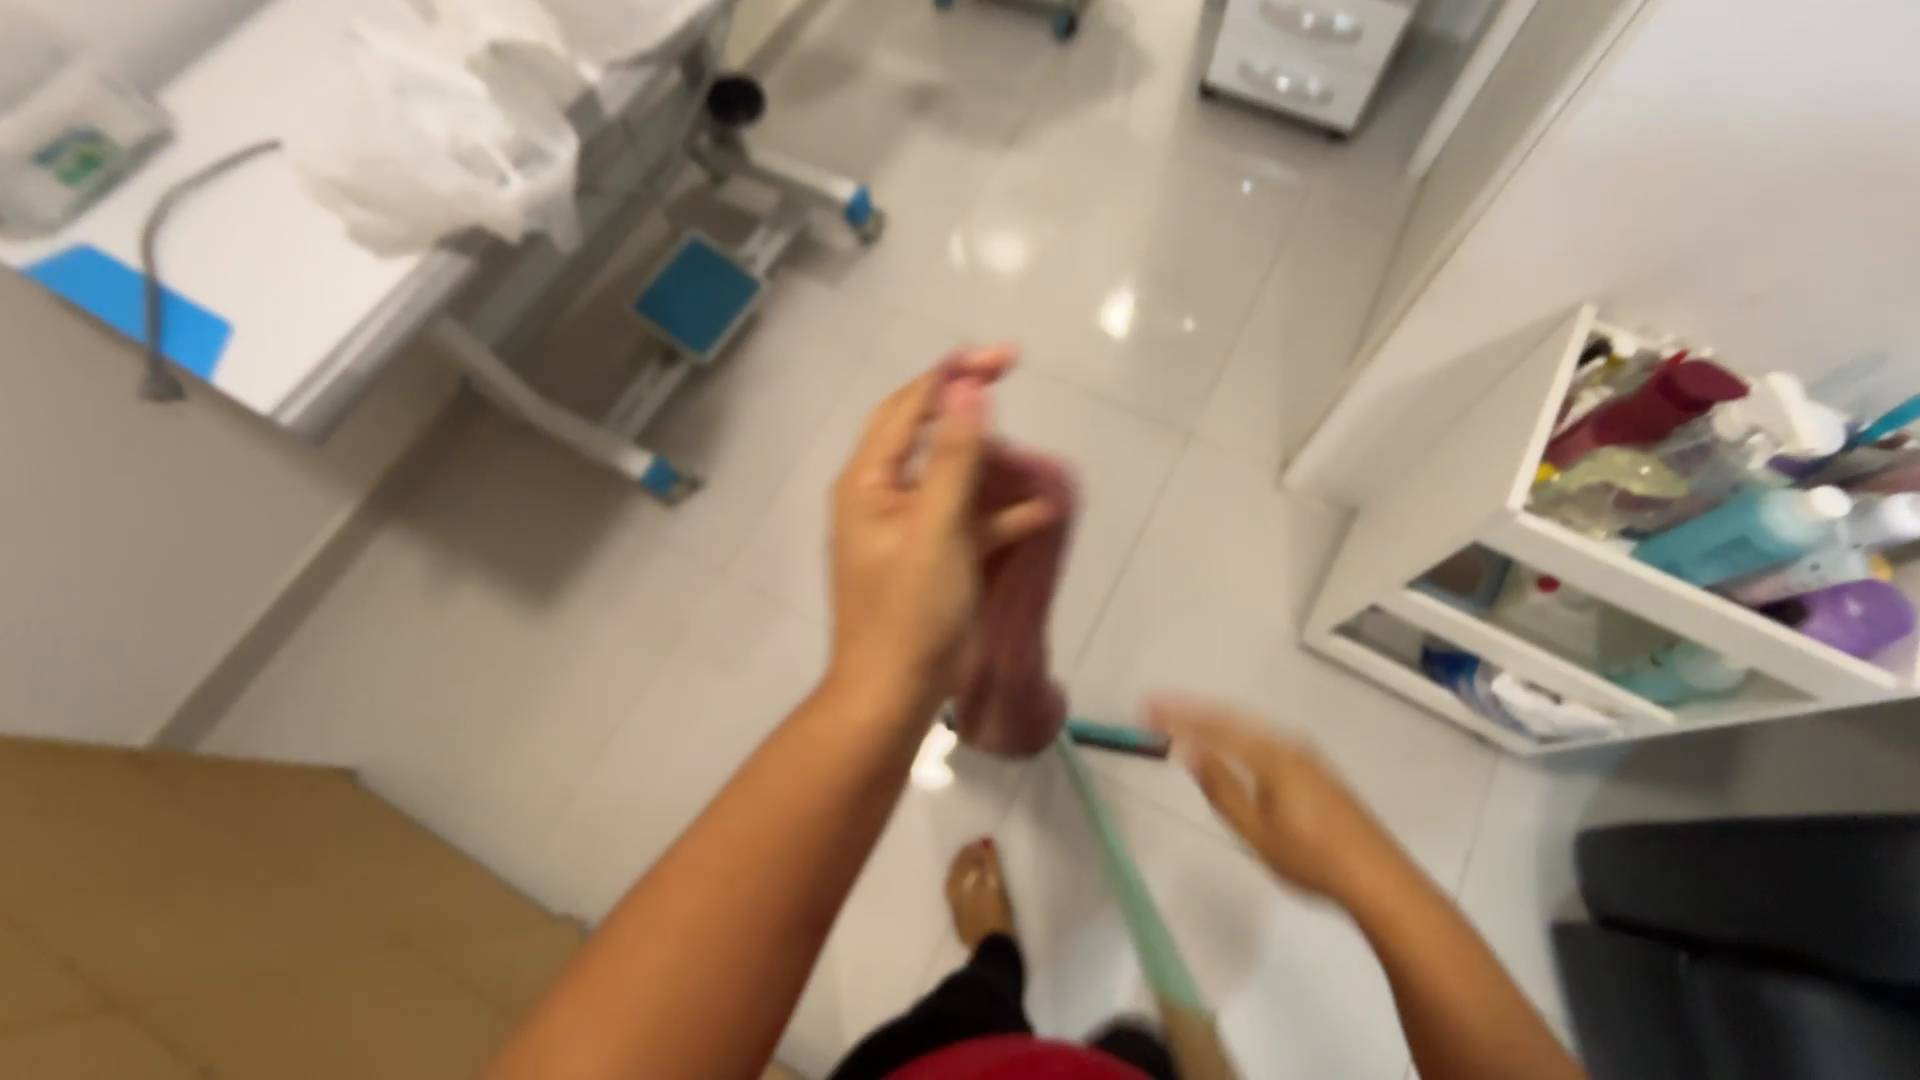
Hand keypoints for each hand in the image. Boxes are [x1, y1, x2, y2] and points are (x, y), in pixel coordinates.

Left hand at [827, 348, 1055, 714]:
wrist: (894, 692)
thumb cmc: (910, 610)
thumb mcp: (935, 528)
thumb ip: (954, 457)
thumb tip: (969, 387)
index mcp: (867, 481)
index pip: (911, 406)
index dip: (955, 374)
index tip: (1006, 358)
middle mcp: (879, 495)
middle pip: (927, 433)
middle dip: (973, 414)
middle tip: (1013, 393)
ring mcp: (903, 527)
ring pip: (949, 477)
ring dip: (990, 467)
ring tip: (1033, 464)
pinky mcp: (927, 557)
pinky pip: (962, 520)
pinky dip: (995, 513)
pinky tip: (1039, 512)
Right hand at [1152, 699, 1396, 901]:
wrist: (1380, 880)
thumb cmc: (1312, 860)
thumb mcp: (1256, 831)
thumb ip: (1221, 790)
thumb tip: (1191, 754)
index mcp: (1271, 756)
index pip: (1214, 728)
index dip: (1177, 717)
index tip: (1145, 709)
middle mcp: (1288, 745)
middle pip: (1231, 718)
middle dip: (1190, 710)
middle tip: (1154, 707)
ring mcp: (1305, 756)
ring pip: (1248, 726)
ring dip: (1211, 720)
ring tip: (1180, 718)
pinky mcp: (1314, 769)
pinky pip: (1262, 737)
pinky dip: (1234, 732)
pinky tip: (1226, 741)